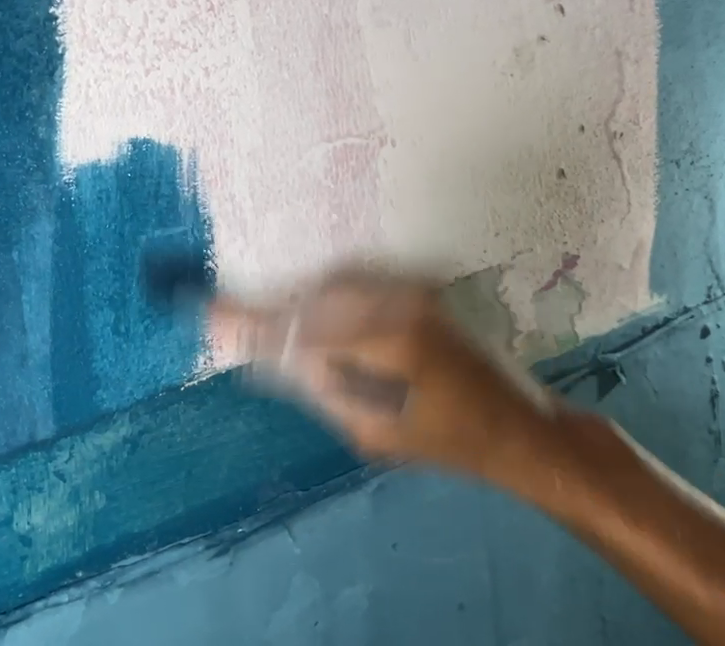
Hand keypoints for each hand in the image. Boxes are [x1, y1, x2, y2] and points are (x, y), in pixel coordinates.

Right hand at [209, 266, 559, 485]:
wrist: (515, 428)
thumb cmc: (443, 440)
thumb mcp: (369, 429)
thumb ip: (317, 385)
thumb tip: (270, 355)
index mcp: (381, 342)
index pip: (297, 324)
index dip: (250, 319)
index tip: (209, 311)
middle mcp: (395, 303)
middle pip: (311, 295)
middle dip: (281, 312)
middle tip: (252, 326)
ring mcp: (412, 291)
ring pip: (333, 285)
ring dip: (308, 304)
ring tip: (295, 329)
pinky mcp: (421, 289)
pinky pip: (359, 283)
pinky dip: (335, 298)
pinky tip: (334, 322)